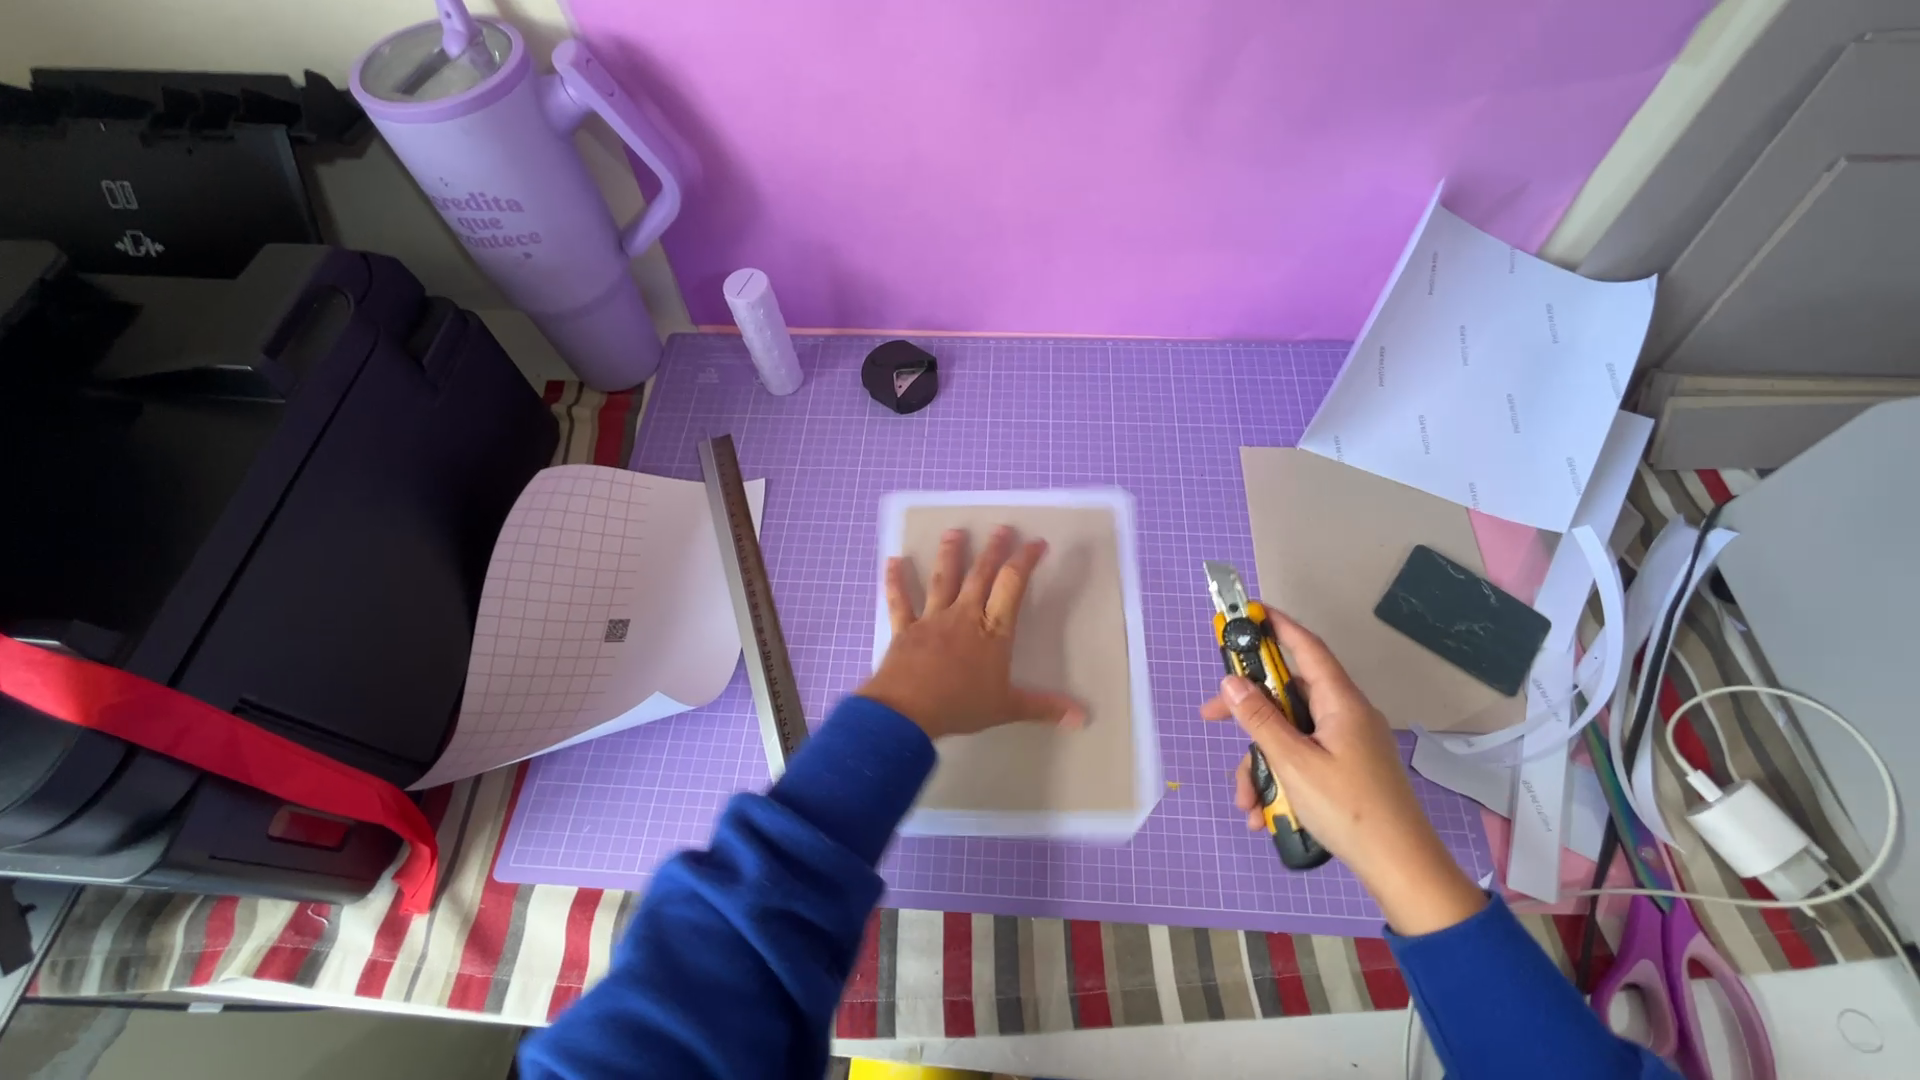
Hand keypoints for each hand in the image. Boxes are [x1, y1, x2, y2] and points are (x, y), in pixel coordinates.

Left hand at [860, 526, 1086, 740]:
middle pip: (980, 575)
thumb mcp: (1008, 708)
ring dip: (949, 554)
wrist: (908, 711)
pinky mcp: (905, 629)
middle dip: (993, 550)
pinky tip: (893, 561)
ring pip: (942, 579)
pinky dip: (896, 581)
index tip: (1036, 543)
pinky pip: (900, 601)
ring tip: (954, 531)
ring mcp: (932, 619)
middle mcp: (963, 616)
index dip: (1025, 561)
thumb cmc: (961, 706)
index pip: (1012, 586)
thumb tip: (1084, 718)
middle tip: (1001, 527)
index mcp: (992, 631)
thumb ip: (1044, 708)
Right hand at [1202, 612, 1484, 935]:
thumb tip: (1231, 682)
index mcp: (1340, 702)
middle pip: (1287, 695)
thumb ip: (1260, 720)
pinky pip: (1302, 760)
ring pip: (1289, 734)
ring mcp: (1347, 744)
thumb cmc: (1348, 808)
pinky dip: (1279, 781)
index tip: (1247, 612)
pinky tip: (1264, 815)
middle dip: (1248, 711)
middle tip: (1211, 718)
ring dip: (1260, 763)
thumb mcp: (1294, 763)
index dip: (1277, 626)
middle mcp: (1345, 716)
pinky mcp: (1346, 770)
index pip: (1306, 647)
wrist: (1402, 870)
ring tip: (1247, 801)